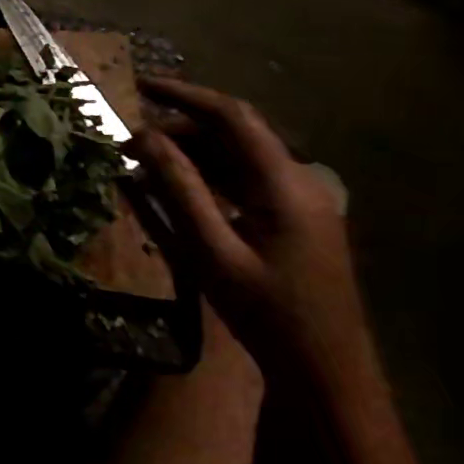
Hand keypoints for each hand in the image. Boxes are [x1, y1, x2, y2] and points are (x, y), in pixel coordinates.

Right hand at [134, 77, 370, 385]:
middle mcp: (297, 178)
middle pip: (234, 132)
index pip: (231, 115)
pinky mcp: (296, 216)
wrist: (329, 377)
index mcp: (284, 181)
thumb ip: (178, 189)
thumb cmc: (268, 315)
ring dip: (194, 152)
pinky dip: (211, 175)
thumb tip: (142, 137)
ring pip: (239, 155)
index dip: (184, 94)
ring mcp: (301, 198)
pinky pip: (247, 179)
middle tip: (134, 143)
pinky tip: (181, 188)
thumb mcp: (213, 252)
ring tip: (149, 164)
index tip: (140, 85)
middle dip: (181, 128)